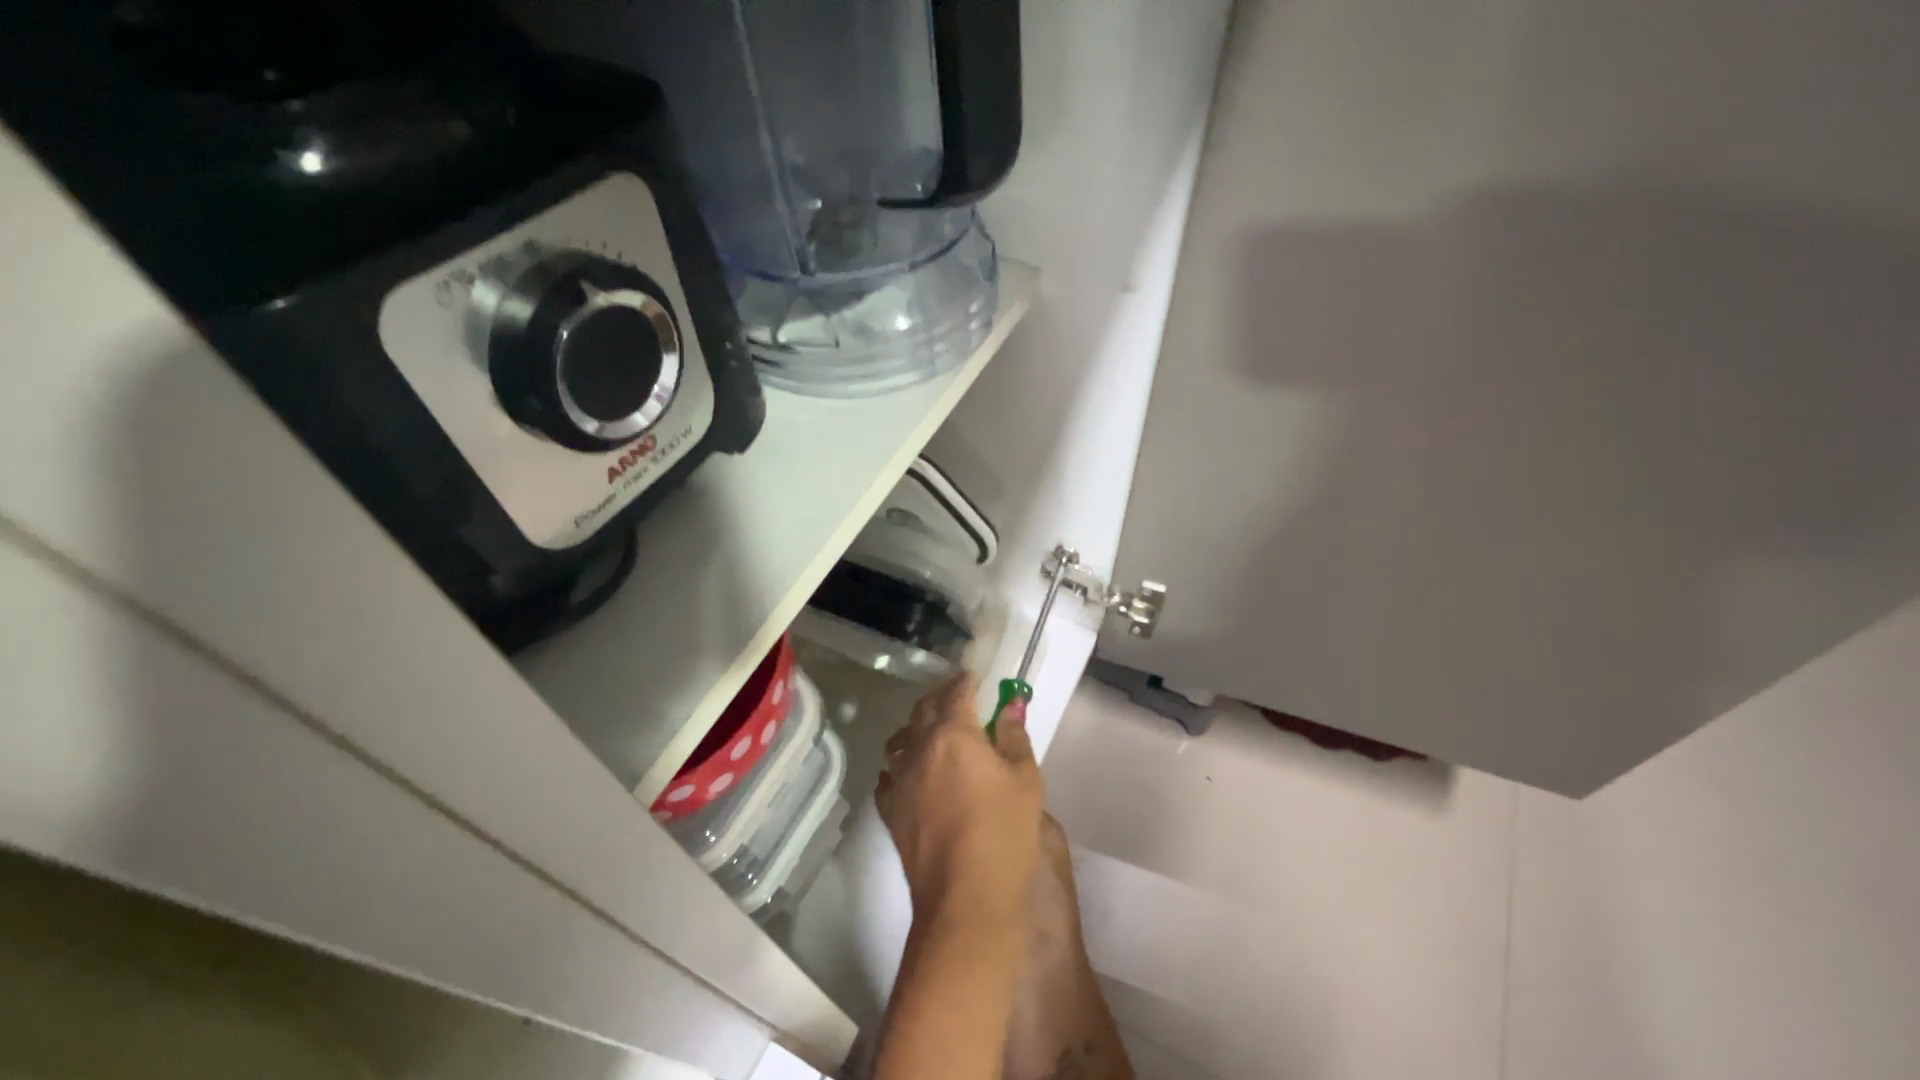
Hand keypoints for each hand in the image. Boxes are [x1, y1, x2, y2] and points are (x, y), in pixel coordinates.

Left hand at [877, 672, 1044, 920]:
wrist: (965, 894)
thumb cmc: (1004, 831)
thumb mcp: (1025, 779)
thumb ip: (1013, 737)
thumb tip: (1007, 708)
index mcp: (953, 733)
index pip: (957, 693)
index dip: (967, 682)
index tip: (975, 678)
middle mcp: (918, 748)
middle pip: (922, 711)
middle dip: (940, 699)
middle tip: (957, 700)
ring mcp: (898, 780)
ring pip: (901, 741)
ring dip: (917, 731)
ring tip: (933, 736)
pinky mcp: (889, 810)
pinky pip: (890, 775)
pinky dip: (902, 766)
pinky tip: (912, 775)